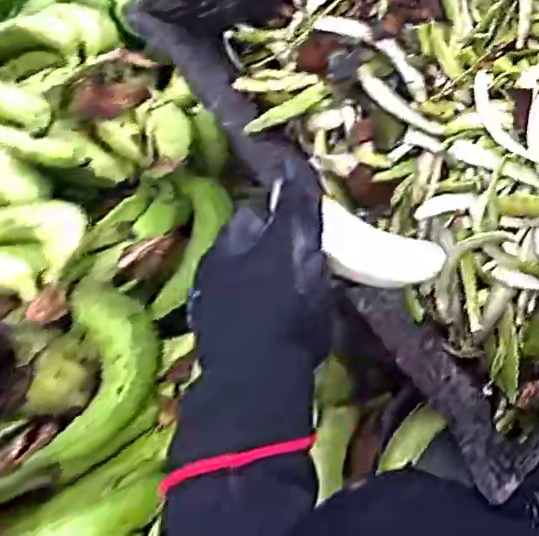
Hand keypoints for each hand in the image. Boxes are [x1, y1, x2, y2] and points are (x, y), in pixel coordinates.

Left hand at [188, 162, 330, 378]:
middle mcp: (215, 270)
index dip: (285, 202)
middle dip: (282, 232)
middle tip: (322, 235)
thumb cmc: (281, 302)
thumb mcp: (295, 243)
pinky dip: (278, 289)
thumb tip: (289, 160)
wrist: (259, 378)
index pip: (256, 207)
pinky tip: (298, 297)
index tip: (317, 205)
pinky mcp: (233, 332)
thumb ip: (293, 203)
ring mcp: (220, 304)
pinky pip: (260, 295)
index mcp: (227, 245)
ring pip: (256, 267)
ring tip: (315, 265)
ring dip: (280, 262)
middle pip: (255, 238)